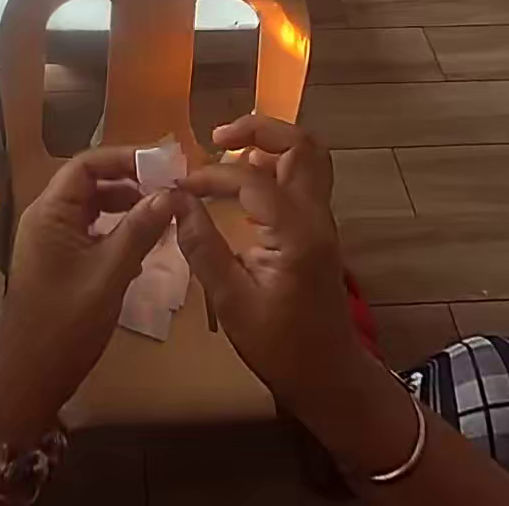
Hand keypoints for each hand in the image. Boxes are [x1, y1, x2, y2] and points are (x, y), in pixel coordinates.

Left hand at [0, 147, 175, 442]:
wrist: (28, 379)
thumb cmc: (66, 323)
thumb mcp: (110, 274)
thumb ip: (140, 230)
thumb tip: (171, 194)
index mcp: (50, 211)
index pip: (87, 165)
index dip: (124, 159)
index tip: (161, 164)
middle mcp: (47, 216)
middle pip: (90, 183)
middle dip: (130, 182)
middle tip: (169, 188)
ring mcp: (51, 238)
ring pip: (92, 207)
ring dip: (126, 206)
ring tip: (163, 213)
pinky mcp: (59, 259)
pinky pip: (90, 230)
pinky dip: (116, 230)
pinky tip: (144, 244)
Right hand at [174, 116, 417, 473]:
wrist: (332, 378)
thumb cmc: (281, 347)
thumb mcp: (231, 302)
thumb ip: (203, 246)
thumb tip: (176, 200)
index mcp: (296, 233)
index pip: (251, 180)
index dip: (211, 176)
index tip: (181, 187)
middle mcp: (314, 216)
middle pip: (302, 145)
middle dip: (258, 130)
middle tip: (218, 138)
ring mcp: (319, 219)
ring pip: (306, 156)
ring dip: (268, 143)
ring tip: (226, 152)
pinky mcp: (315, 227)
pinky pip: (299, 177)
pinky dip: (271, 164)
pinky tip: (239, 181)